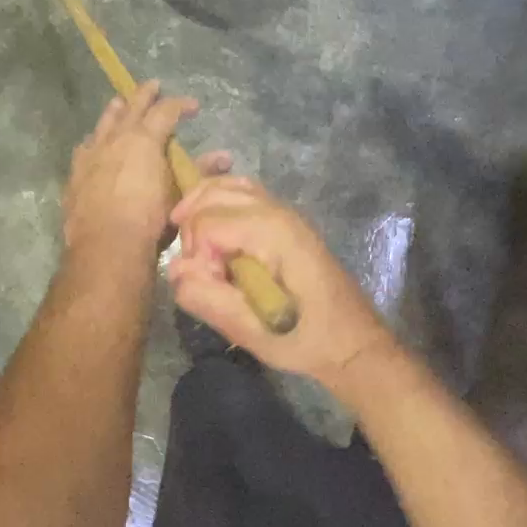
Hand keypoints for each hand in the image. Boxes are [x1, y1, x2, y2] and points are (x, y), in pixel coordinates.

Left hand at [63, 81, 229, 256]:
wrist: (107, 245)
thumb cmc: (150, 220)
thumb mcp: (181, 194)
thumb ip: (201, 170)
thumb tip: (225, 156)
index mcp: (146, 139)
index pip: (166, 110)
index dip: (181, 104)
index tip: (194, 106)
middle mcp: (117, 138)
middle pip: (132, 106)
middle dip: (145, 94)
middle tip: (153, 84)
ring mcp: (92, 154)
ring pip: (104, 122)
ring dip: (115, 111)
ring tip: (119, 102)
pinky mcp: (76, 173)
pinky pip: (85, 148)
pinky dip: (94, 141)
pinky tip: (93, 144)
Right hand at [167, 176, 398, 389]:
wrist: (352, 341)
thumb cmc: (305, 341)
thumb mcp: (252, 332)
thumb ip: (209, 299)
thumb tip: (175, 270)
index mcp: (273, 234)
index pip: (207, 222)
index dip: (196, 255)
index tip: (210, 285)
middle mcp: (279, 211)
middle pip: (214, 193)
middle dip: (193, 227)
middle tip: (198, 268)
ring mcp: (285, 211)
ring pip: (228, 185)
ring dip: (201, 208)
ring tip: (191, 244)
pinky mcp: (286, 220)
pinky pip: (243, 193)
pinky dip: (220, 202)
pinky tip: (211, 229)